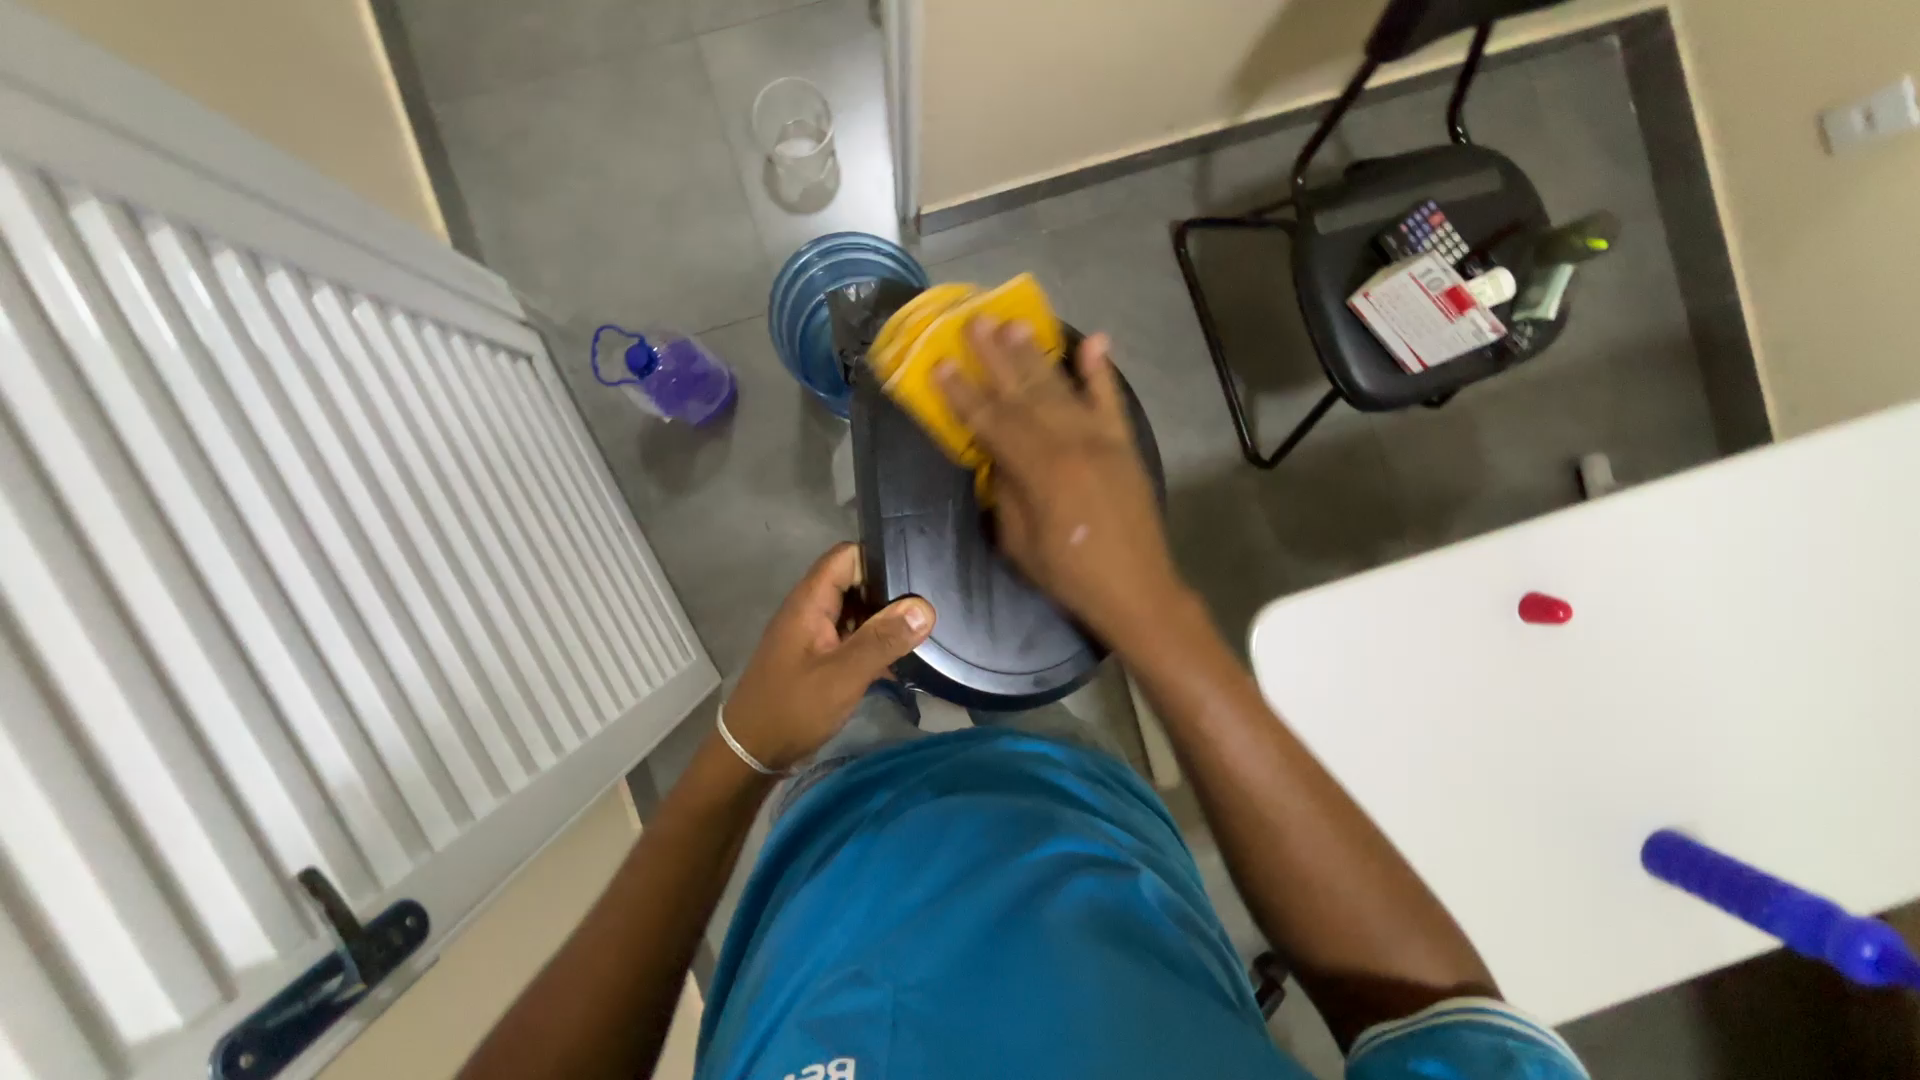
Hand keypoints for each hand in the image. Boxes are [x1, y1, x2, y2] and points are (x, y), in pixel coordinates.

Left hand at [723, 543, 934, 770]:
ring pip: (856, 611)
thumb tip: (924, 608)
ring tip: (923, 630)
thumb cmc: (793, 708)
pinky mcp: (818, 658)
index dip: (881, 556)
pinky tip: (902, 660)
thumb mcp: (843, 675)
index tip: (918, 572)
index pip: (848, 556)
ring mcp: (813, 634)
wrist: (752, 754)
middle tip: (930, 605)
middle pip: (855, 581)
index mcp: (810, 601)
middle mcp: (810, 609)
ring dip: (884, 620)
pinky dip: (874, 643)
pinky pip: (851, 637)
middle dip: (890, 590)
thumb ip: (883, 640)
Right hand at [936, 318, 1186, 644]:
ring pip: (1062, 388)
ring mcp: (1102, 440)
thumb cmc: (1068, 575)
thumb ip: (1005, 491)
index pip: (992, 421)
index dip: (963, 393)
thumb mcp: (1018, 542)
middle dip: (995, 357)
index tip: (941, 363)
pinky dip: (1101, 372)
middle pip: (1024, 393)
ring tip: (1013, 323)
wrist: (1136, 589)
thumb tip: (997, 455)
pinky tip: (1094, 341)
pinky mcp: (1125, 445)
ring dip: (1036, 355)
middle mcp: (1070, 444)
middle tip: (973, 322)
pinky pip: (1111, 401)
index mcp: (1039, 470)